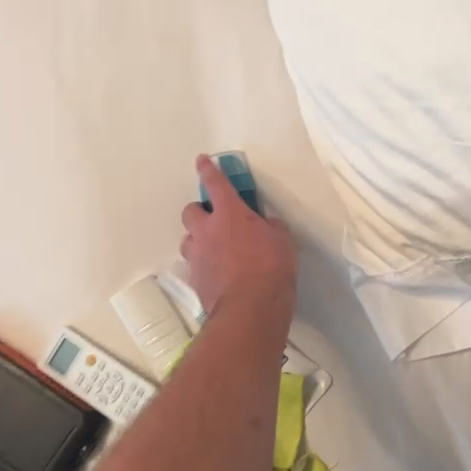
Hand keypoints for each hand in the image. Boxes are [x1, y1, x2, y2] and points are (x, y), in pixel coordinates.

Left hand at [181, 155, 297, 321]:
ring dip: (199, 239)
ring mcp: (198, 257)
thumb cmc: (271, 267)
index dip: (208, 170)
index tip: (202, 161)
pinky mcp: (195, 280)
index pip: (215, 184)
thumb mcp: (282, 241)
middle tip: (215, 219)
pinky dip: (205, 264)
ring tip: (216, 248)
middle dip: (200, 211)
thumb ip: (270, 228)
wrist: (250, 309)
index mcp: (229, 214)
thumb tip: (264, 226)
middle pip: (190, 211)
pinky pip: (196, 264)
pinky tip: (220, 273)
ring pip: (188, 239)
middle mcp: (207, 231)